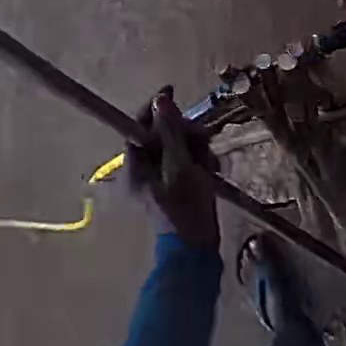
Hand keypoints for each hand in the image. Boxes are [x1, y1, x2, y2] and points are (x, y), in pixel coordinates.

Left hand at [126, 86, 219, 247]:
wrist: (197, 254)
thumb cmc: (185, 209)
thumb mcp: (180, 166)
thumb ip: (170, 132)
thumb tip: (161, 100)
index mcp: (134, 166)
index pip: (140, 126)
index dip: (155, 109)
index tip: (171, 91)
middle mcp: (142, 170)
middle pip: (162, 134)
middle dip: (184, 134)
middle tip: (203, 139)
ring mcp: (159, 178)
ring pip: (177, 146)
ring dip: (195, 148)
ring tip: (209, 163)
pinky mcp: (175, 186)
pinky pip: (186, 162)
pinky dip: (199, 162)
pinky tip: (210, 171)